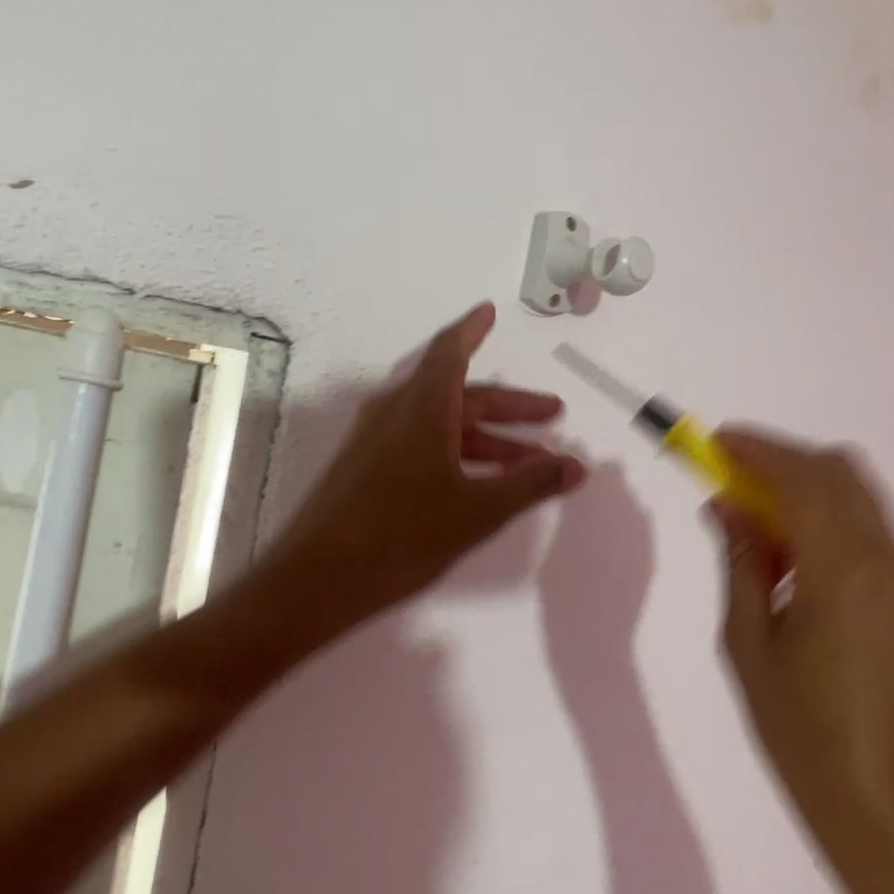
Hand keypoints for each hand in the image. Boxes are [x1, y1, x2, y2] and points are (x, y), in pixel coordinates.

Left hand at [262, 303, 585, 639]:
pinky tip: (475, 484)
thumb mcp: (477, 511)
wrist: (316, 580)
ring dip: (486, 439)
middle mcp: (394, 415)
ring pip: (440, 426)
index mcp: (421, 408)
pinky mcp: (363, 471)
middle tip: (552, 417)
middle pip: (457, 395)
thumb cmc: (402, 535)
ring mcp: (374, 443)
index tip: (490, 312)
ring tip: (526, 464)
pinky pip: (420, 446)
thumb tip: (578, 465)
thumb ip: (529, 484)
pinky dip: (455, 454)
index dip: (473, 330)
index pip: (451, 352)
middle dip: (507, 407)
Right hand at [708, 428, 893, 893]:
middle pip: (840, 474)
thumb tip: (726, 507)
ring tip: (757, 534)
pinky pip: (873, 540)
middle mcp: (893, 563)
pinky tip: (796, 570)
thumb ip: (741, 564)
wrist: (886, 806)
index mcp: (846, 573)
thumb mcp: (748, 647)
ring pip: (860, 502)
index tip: (714, 441)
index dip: (757, 449)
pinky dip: (830, 529)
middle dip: (782, 463)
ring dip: (807, 495)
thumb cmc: (801, 734)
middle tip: (730, 482)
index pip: (803, 479)